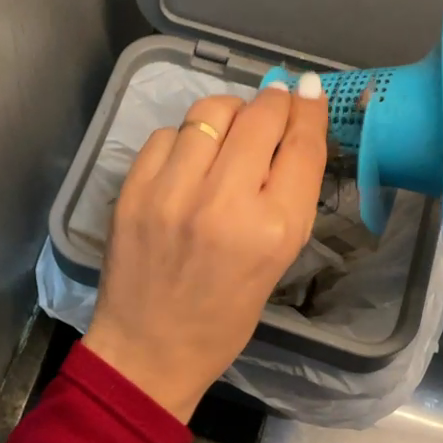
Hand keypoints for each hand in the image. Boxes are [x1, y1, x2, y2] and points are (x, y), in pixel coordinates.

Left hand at [83, 76, 328, 420]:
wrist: (148, 351)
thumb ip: (285, 198)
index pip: (302, 146)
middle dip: (273, 103)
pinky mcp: (134, 191)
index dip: (309, 111)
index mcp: (274, 231)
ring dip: (229, 114)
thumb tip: (292, 133)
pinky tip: (188, 160)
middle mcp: (226, 203)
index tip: (308, 91)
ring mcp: (173, 193)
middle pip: (260, 117)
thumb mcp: (276, 263)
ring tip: (230, 131)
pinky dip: (184, 139)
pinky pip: (168, 135)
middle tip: (272, 107)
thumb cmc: (223, 319)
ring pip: (211, 113)